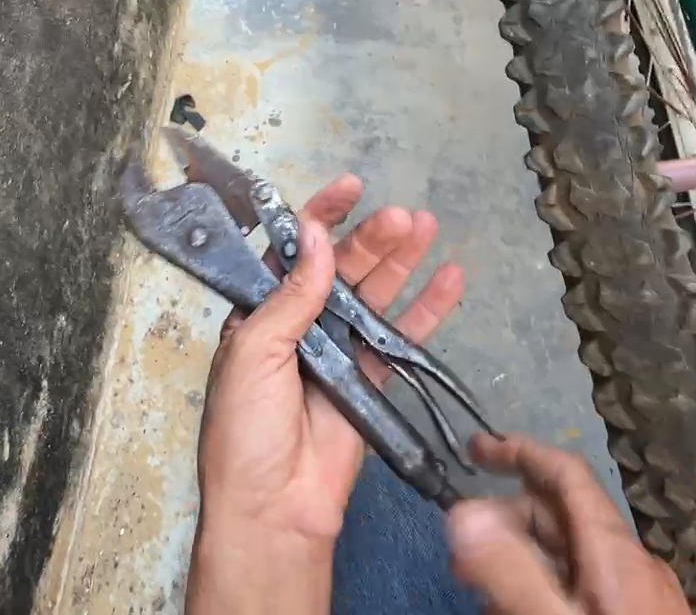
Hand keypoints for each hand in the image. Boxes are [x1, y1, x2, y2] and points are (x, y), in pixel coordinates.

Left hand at [186, 175, 464, 614]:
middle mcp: (301, 322)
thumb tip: (318, 236)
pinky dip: (426, 308)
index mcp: (262, 310)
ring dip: (401, 260)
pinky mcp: (370, 378)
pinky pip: (401, 336)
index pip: (295, 250)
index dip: (321, 216)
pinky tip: (449, 279)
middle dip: (371, 238)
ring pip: (376, 293)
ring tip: (427, 226)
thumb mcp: (255, 350)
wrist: (273, 507)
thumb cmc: (246, 427)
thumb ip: (293, 295)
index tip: (351, 189)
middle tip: (402, 217)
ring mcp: (339, 348)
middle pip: (342, 267)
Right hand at [447, 434, 691, 614]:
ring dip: (522, 559)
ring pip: (571, 556)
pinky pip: (586, 589)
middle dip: (506, 518)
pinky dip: (547, 588)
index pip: (565, 473)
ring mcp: (642, 598)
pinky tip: (522, 611)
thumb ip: (509, 572)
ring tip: (484, 592)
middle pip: (562, 516)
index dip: (518, 451)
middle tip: (461, 548)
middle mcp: (634, 564)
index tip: (473, 449)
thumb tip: (461, 514)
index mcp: (617, 550)